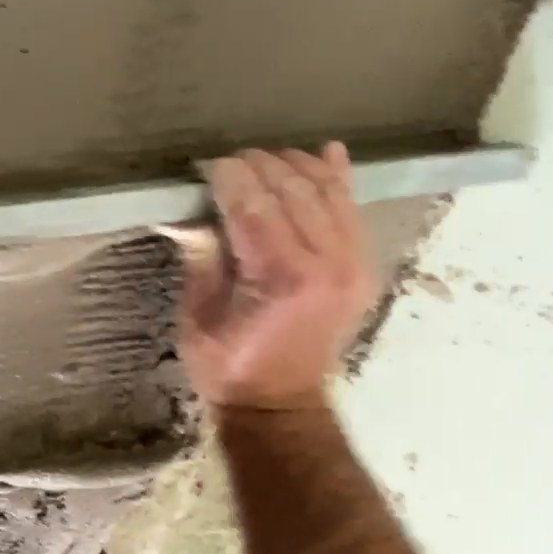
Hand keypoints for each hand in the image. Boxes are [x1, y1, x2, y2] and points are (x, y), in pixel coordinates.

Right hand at [176, 143, 379, 409]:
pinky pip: (352, 210)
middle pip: (295, 193)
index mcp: (280, 278)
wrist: (279, 400)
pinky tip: (326, 153)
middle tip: (229, 159)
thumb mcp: (198, 315)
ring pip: (328, 194)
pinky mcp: (361, 265)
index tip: (207, 165)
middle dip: (262, 168)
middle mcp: (327, 263)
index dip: (231, 179)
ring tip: (265, 157)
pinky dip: (338, 180)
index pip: (256, 208)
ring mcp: (353, 263)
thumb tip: (191, 217)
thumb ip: (204, 260)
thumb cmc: (225, 364)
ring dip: (295, 168)